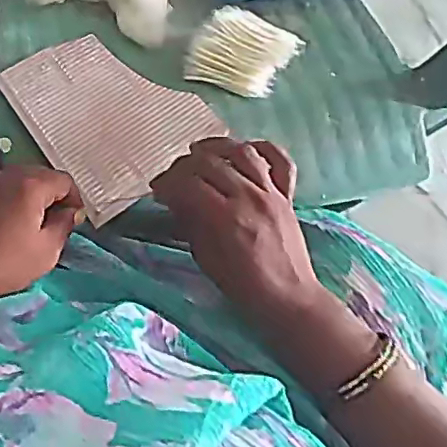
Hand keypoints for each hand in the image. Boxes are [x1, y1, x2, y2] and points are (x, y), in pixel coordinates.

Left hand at [0, 165, 81, 303]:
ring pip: (27, 180)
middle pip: (46, 175)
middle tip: (56, 225)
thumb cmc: (4, 263)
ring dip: (37, 197)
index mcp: (32, 184)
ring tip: (35, 226)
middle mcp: (12, 173)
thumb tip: (71, 212)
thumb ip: (64, 225)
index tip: (73, 223)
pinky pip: (10, 186)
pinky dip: (19, 198)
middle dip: (56, 196)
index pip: (66, 181)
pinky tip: (15, 223)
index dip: (75, 201)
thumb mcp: (46, 251)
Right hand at [151, 138, 325, 319]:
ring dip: (216, 147)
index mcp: (227, 218)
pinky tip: (243, 149)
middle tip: (171, 177)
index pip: (188, 184)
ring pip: (241, 152)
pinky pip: (280, 161)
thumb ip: (190, 223)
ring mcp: (272, 194)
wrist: (289, 299)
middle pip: (209, 163)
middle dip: (182, 166)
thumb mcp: (205, 258)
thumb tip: (173, 198)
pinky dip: (262, 149)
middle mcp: (249, 198)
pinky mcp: (287, 196)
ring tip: (199, 152)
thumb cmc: (243, 285)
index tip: (157, 190)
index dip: (167, 183)